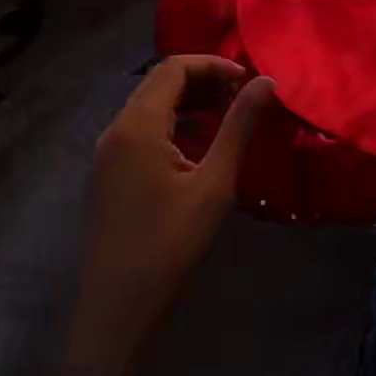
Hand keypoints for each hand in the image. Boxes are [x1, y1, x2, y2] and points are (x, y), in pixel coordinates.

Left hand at [84, 55, 273, 306]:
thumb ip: (239, 125)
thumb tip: (267, 81)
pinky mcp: (109, 172)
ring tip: (226, 112)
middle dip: (202, 79)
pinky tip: (198, 141)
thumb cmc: (170, 244)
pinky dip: (173, 121)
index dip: (213, 64)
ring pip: (149, 104)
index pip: (173, 67)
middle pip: (159, 81)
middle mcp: (116, 129)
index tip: (247, 79)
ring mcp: (108, 152)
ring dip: (188, 99)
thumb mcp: (214, 182)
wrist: (118, 311)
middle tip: (241, 94)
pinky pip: (141, 128)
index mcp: (137, 125)